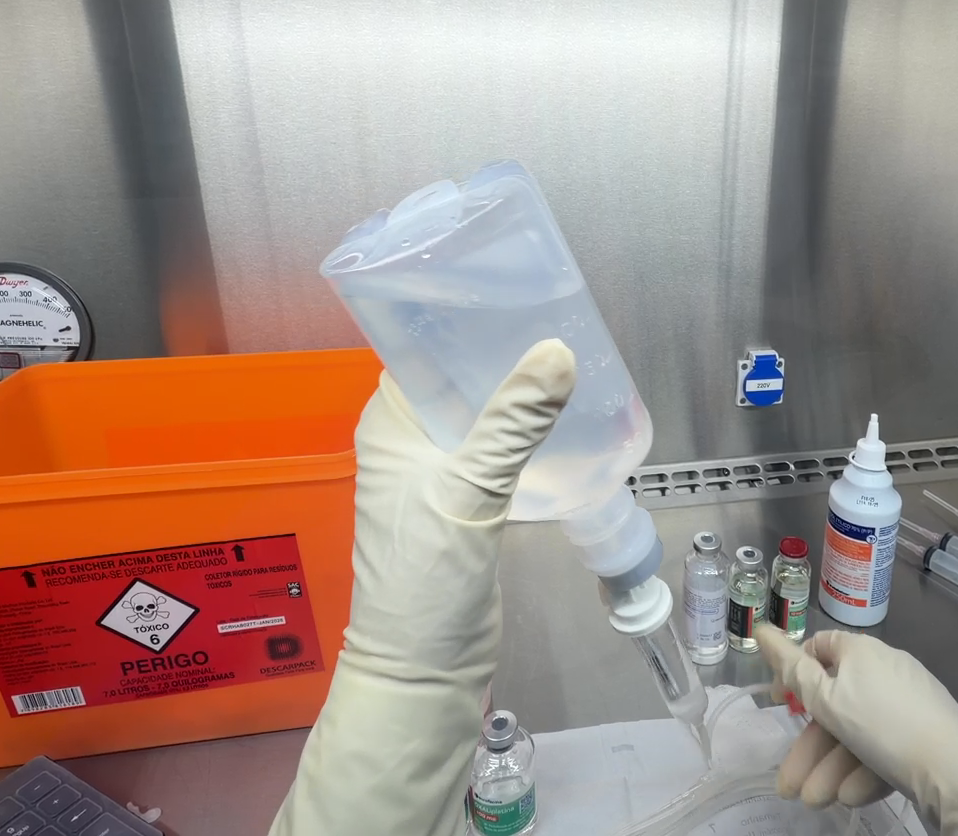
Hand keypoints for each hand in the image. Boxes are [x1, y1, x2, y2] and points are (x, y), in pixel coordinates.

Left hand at [271, 340, 575, 835]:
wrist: (428, 667)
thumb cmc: (426, 576)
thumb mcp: (469, 489)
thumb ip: (512, 422)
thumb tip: (557, 351)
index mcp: (390, 425)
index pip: (417, 349)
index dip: (456, 317)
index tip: (507, 291)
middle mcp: (410, 439)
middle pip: (456, 377)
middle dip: (500, 351)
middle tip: (554, 320)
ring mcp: (440, 470)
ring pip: (481, 412)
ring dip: (516, 392)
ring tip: (567, 359)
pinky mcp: (469, 497)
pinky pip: (498, 446)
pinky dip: (525, 429)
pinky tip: (563, 416)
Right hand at [755, 624, 957, 835]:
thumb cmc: (881, 726)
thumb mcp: (826, 700)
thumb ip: (791, 669)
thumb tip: (761, 627)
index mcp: (860, 649)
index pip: (819, 649)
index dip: (795, 674)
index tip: (780, 704)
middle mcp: (883, 667)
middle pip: (836, 703)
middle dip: (811, 747)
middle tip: (791, 786)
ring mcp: (909, 701)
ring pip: (859, 731)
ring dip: (832, 766)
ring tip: (817, 802)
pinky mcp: (927, 732)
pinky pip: (886, 745)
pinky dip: (865, 768)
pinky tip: (852, 797)